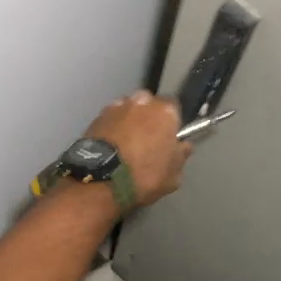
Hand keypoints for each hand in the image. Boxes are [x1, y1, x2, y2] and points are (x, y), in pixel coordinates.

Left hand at [86, 91, 191, 208]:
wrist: (101, 179)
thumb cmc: (144, 176)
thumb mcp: (173, 175)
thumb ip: (181, 156)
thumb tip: (183, 147)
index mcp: (165, 112)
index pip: (174, 108)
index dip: (171, 122)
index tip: (168, 135)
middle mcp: (141, 101)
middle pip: (149, 104)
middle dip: (148, 116)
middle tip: (147, 137)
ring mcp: (116, 106)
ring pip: (128, 109)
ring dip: (129, 120)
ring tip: (126, 141)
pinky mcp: (96, 116)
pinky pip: (111, 119)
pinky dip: (112, 127)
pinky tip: (112, 144)